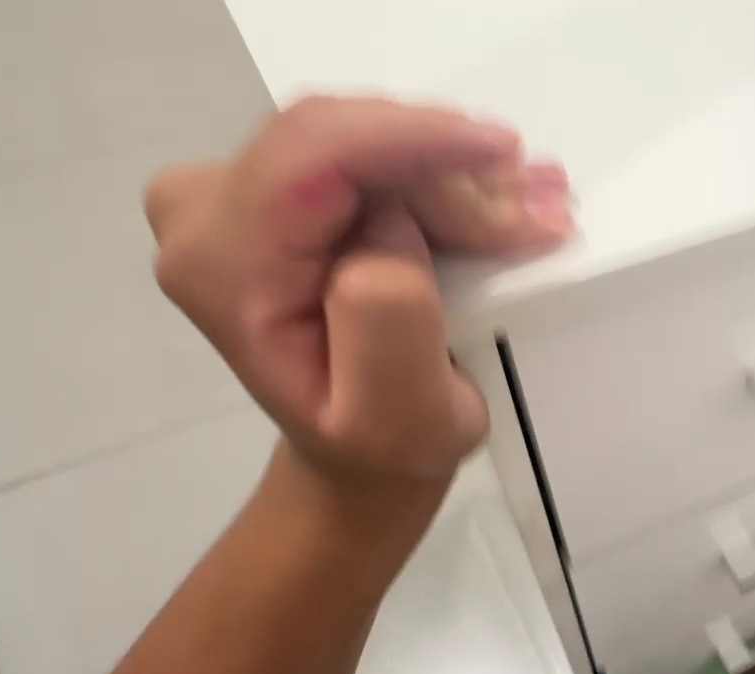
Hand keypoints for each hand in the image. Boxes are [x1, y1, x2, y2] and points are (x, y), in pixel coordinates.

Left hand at [142, 97, 572, 486]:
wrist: (361, 456)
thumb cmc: (385, 450)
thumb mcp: (397, 417)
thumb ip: (385, 317)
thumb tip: (396, 220)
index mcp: (224, 265)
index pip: (316, 152)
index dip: (415, 137)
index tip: (506, 150)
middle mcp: (207, 210)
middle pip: (351, 146)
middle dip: (456, 172)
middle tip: (547, 215)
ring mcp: (236, 195)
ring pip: (371, 148)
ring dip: (463, 176)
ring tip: (542, 205)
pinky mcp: (279, 195)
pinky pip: (373, 161)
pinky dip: (444, 178)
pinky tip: (504, 194)